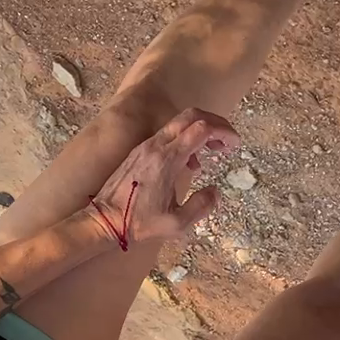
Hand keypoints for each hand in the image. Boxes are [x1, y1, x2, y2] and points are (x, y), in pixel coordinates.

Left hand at [87, 107, 237, 247]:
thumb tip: (215, 191)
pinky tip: (189, 164)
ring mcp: (145, 146)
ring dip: (200, 131)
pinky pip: (167, 135)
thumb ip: (201, 206)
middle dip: (215, 122)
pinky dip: (185, 140)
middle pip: (191, 116)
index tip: (235, 144)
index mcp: (167, 159)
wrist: (103, 220)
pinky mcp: (138, 152)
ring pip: (178, 124)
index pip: (201, 128)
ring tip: (213, 152)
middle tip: (228, 140)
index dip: (224, 131)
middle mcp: (156, 146)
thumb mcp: (176, 223)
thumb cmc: (138, 223)